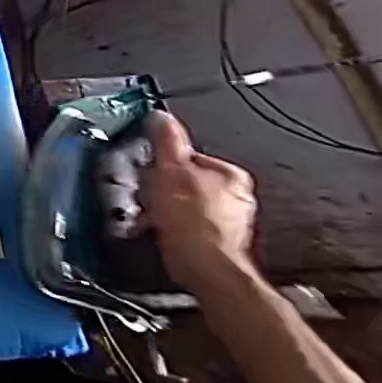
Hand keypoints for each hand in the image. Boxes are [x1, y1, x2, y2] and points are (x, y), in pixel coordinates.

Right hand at [138, 111, 259, 290]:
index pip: (186, 156)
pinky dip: (169, 225)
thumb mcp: (171, 169)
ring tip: (149, 215)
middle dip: (160, 187)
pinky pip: (184, 223)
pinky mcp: (215, 240)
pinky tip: (158, 230)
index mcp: (230, 174)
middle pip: (183, 180)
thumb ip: (166, 141)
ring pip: (182, 202)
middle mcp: (235, 196)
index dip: (161, 164)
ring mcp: (227, 220)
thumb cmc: (191, 219)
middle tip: (147, 194)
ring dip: (161, 207)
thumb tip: (161, 116)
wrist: (204, 266)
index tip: (148, 173)